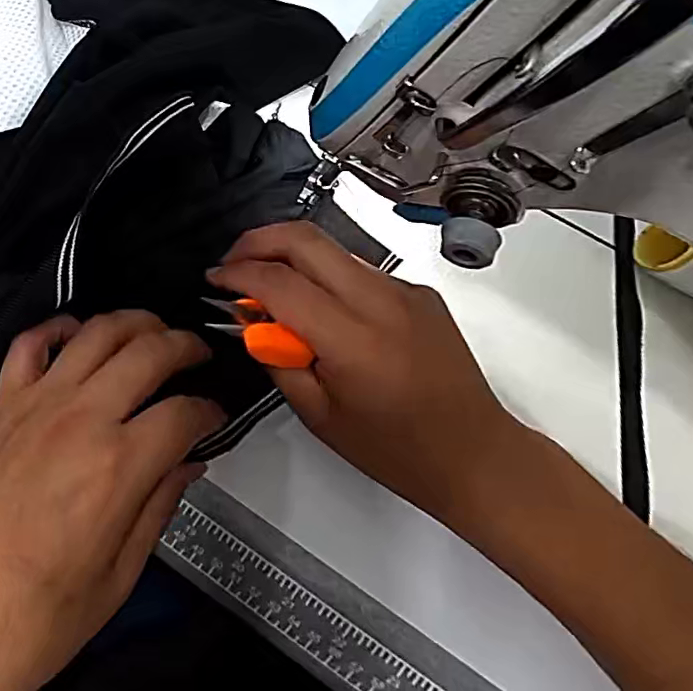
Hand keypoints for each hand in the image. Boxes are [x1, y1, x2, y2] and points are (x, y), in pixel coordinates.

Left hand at [0, 312, 226, 690]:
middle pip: (150, 351)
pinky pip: (30, 344)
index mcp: (116, 467)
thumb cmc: (25, 617)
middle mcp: (80, 421)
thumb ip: (158, 507)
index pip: (184, 413)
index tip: (213, 417)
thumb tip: (185, 468)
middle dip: (185, 346)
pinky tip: (76, 331)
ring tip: (154, 329)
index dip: (209, 411)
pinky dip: (57, 327)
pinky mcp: (3, 406)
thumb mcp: (116, 578)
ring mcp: (38, 405)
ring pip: (97, 332)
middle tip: (198, 355)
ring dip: (135, 322)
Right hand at [208, 221, 528, 522]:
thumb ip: (277, 357)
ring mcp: (405, 290)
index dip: (238, 273)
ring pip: (330, 247)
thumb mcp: (319, 415)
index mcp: (355, 342)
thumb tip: (250, 318)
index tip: (216, 279)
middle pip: (305, 237)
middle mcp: (383, 303)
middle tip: (233, 263)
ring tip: (268, 285)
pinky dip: (324, 273)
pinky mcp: (417, 289)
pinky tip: (316, 305)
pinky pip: (357, 267)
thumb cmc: (400, 451)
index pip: (281, 282)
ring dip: (289, 254)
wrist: (476, 454)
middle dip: (257, 240)